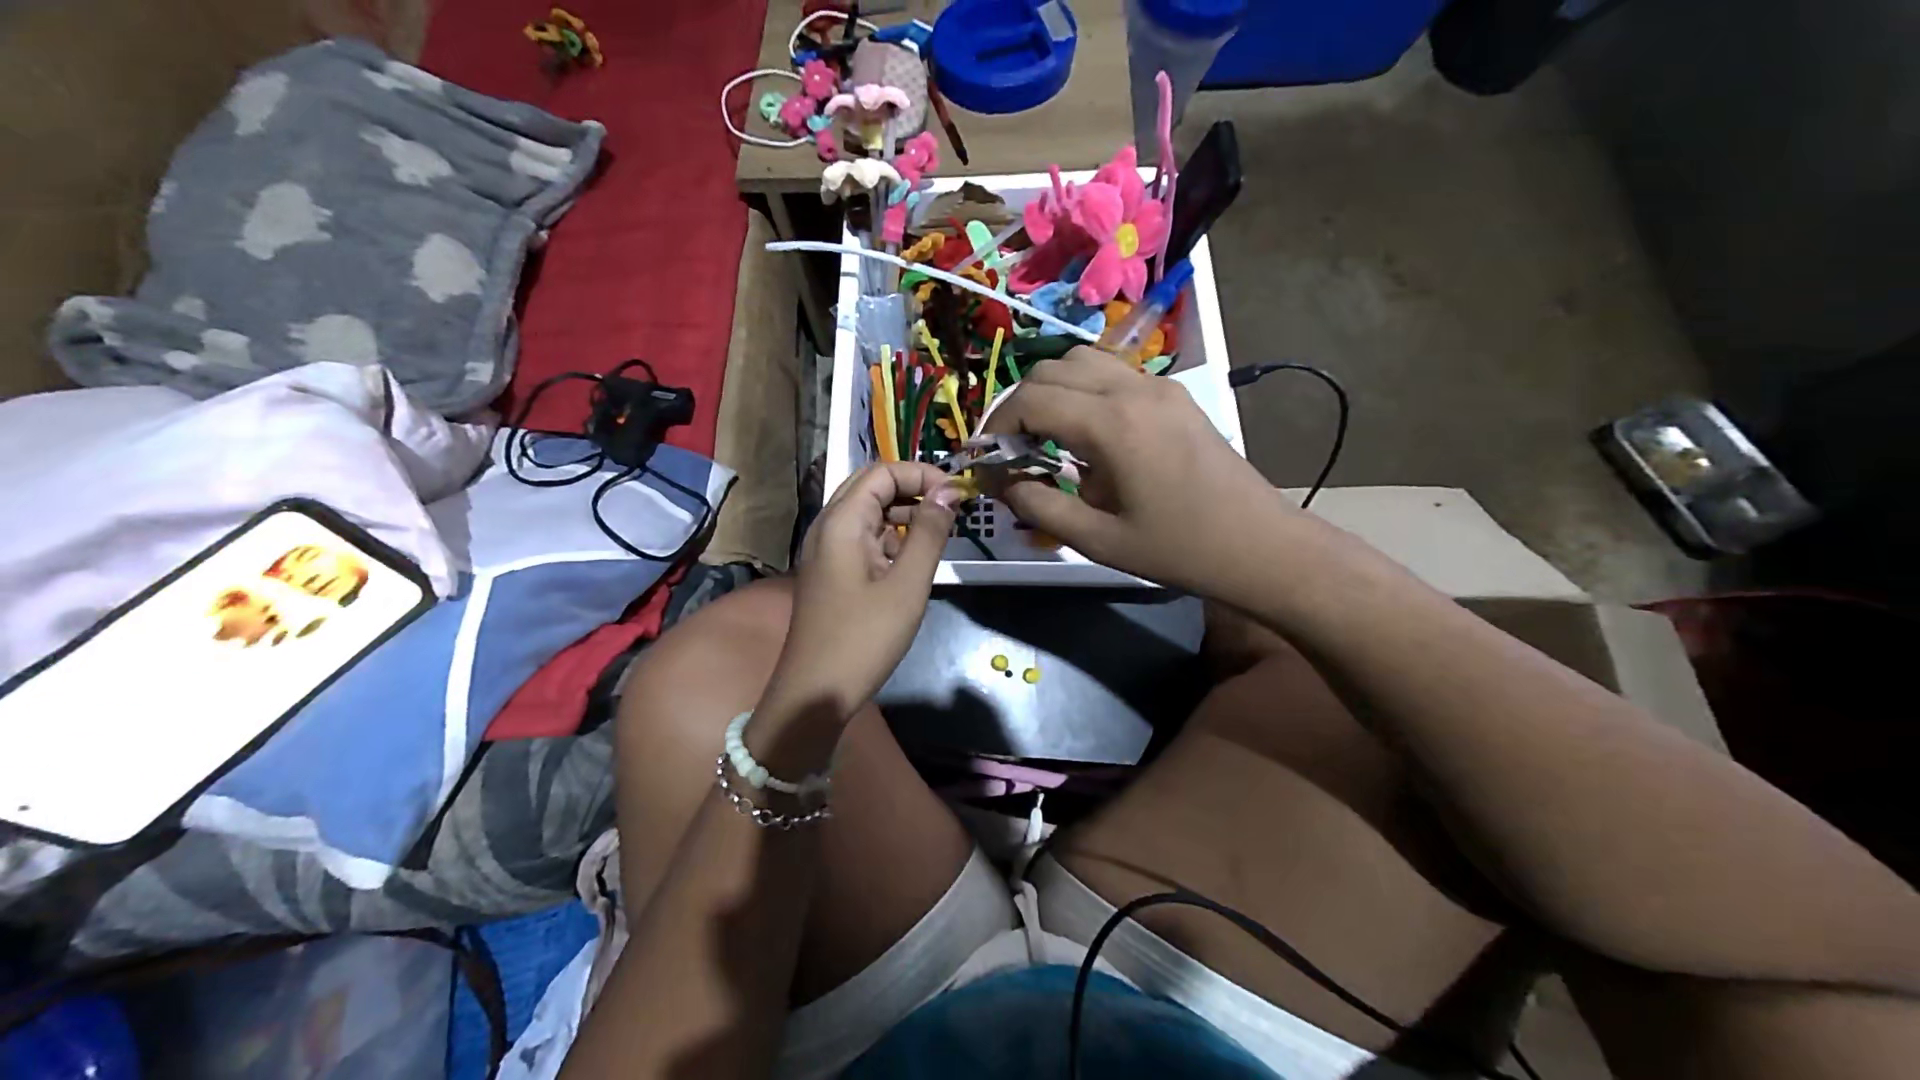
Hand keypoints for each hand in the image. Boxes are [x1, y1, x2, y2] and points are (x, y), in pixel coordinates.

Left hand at [764, 462, 962, 725]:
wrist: (816, 691)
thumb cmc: (864, 637)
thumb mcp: (907, 584)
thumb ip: (930, 532)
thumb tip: (950, 491)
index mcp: (842, 521)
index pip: (883, 472)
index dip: (922, 474)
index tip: (958, 494)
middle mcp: (828, 526)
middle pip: (871, 486)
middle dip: (913, 489)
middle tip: (950, 508)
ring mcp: (826, 550)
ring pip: (867, 512)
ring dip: (903, 513)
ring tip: (939, 532)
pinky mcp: (830, 571)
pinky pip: (862, 538)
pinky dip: (890, 537)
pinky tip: (912, 559)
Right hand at [982, 347, 1299, 594]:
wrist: (1259, 545)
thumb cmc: (1179, 549)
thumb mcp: (1098, 540)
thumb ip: (1039, 506)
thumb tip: (1000, 483)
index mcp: (1112, 424)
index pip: (1031, 400)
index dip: (997, 425)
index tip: (986, 458)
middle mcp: (1132, 389)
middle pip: (1051, 371)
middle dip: (1019, 406)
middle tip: (1011, 451)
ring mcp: (1158, 385)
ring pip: (1082, 361)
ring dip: (1051, 392)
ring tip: (1045, 438)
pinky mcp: (1173, 394)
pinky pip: (1113, 373)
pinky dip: (1083, 391)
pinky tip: (1087, 435)